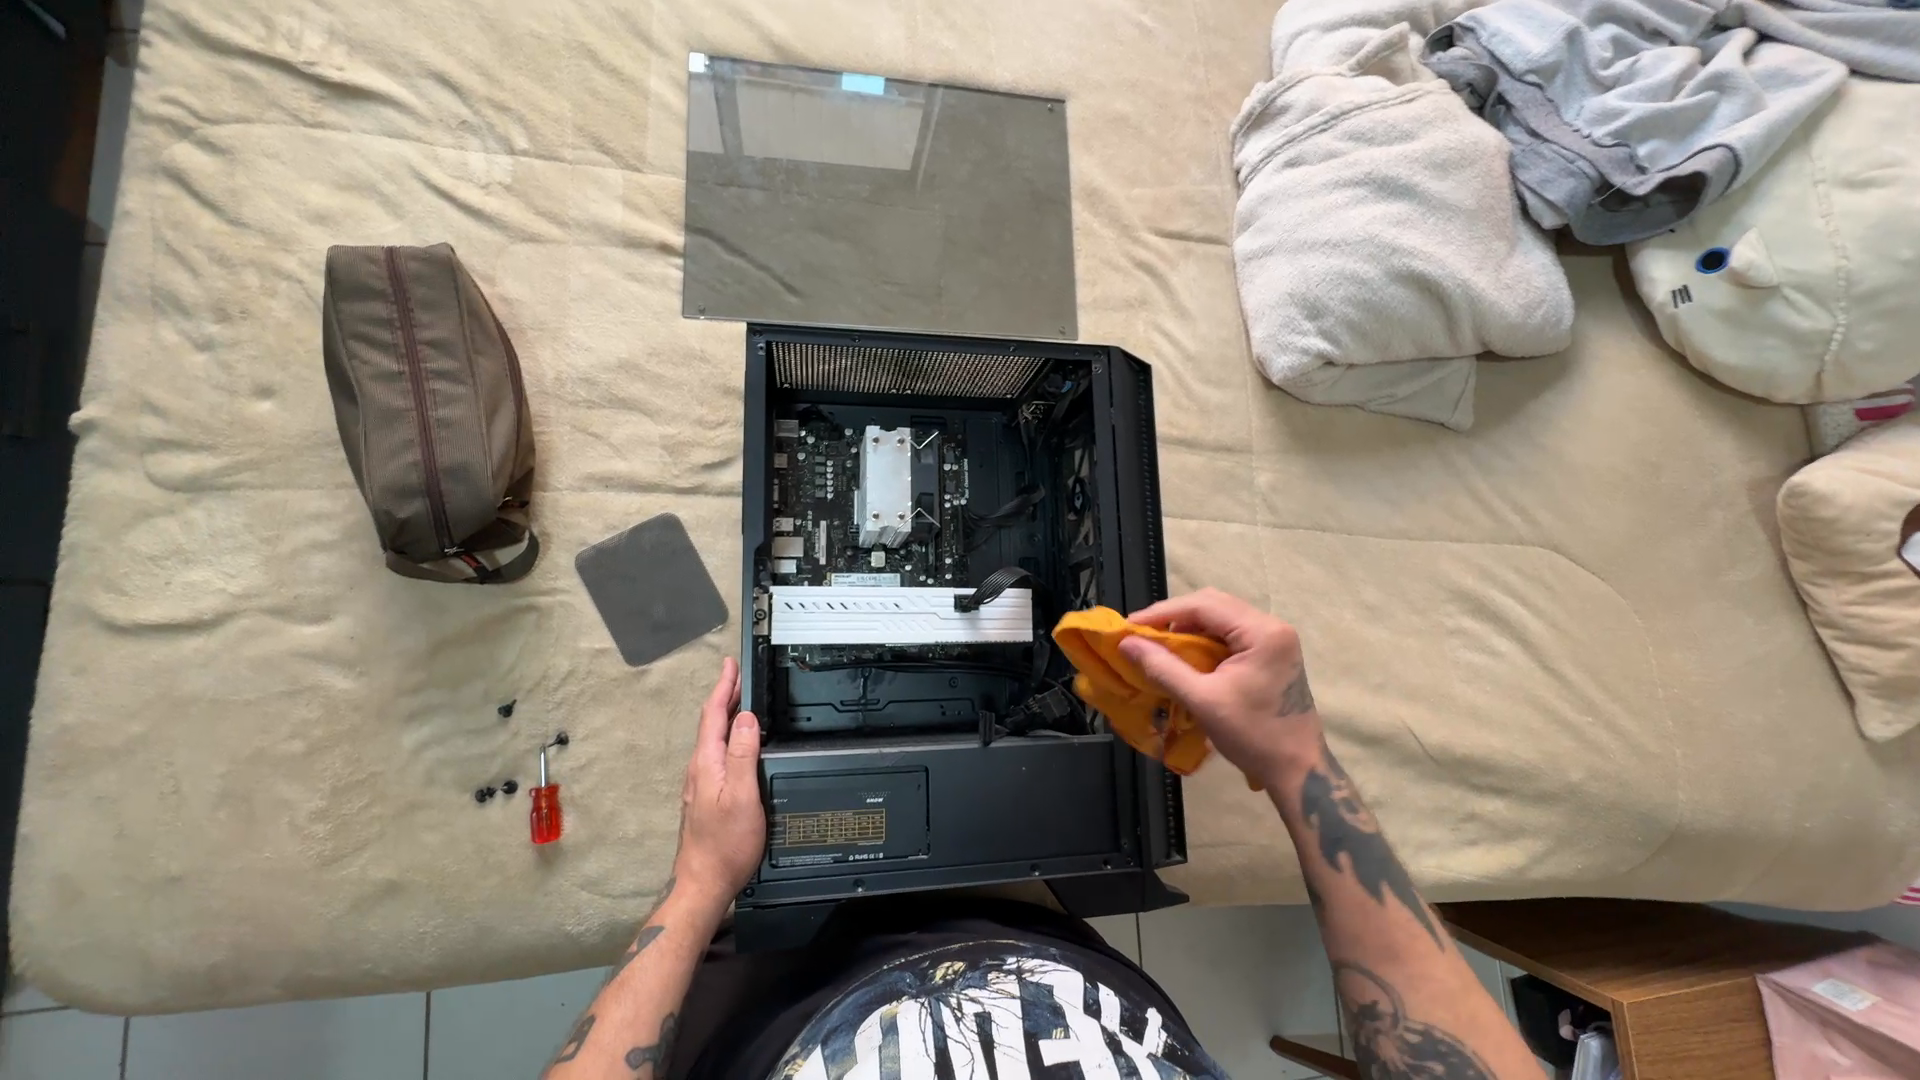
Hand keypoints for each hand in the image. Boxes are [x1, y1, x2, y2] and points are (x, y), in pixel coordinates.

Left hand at [671, 657, 764, 908]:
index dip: (724, 686)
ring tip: (741, 700)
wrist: (704, 883)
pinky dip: (728, 735)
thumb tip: (746, 717)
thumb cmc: (725, 844)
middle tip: (740, 675)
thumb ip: (743, 754)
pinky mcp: (706, 795)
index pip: (714, 714)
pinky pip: (717, 753)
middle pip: (711, 722)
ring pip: (713, 737)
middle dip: (725, 695)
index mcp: (707, 763)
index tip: (731, 664)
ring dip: (726, 715)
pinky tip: (739, 741)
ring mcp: (701, 782)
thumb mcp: (741, 796)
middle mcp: (699, 768)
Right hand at [1119, 589, 1321, 785]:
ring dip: (1189, 628)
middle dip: (1175, 617)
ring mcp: (1275, 640)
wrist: (1297, 770)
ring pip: (1221, 618)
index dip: (1162, 612)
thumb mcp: (1202, 700)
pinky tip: (1185, 656)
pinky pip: (1230, 634)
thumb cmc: (1253, 735)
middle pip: (1213, 605)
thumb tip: (1126, 643)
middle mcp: (1272, 627)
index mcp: (1262, 632)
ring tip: (1160, 645)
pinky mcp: (1272, 654)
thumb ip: (1163, 667)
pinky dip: (1204, 641)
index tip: (1130, 625)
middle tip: (1143, 634)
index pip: (1204, 605)